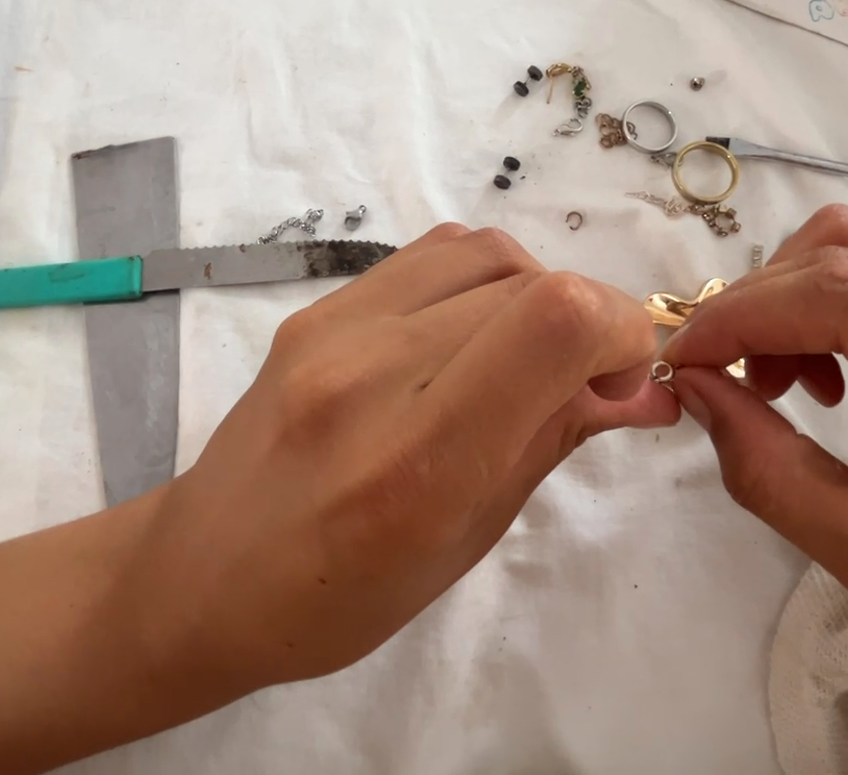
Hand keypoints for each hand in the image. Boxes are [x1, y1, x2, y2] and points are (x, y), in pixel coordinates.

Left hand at [135, 223, 677, 695]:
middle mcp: (372, 374)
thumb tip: (642, 385)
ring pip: (486, 252)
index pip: (551, 323)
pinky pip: (433, 255)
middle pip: (529, 282)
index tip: (625, 376)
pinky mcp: (317, 306)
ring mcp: (334, 328)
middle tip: (585, 376)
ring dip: (538, 290)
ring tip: (527, 350)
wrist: (205, 572)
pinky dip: (484, 277)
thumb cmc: (343, 595)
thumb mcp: (468, 539)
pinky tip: (476, 325)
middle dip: (590, 317)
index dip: (619, 328)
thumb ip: (556, 438)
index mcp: (419, 463)